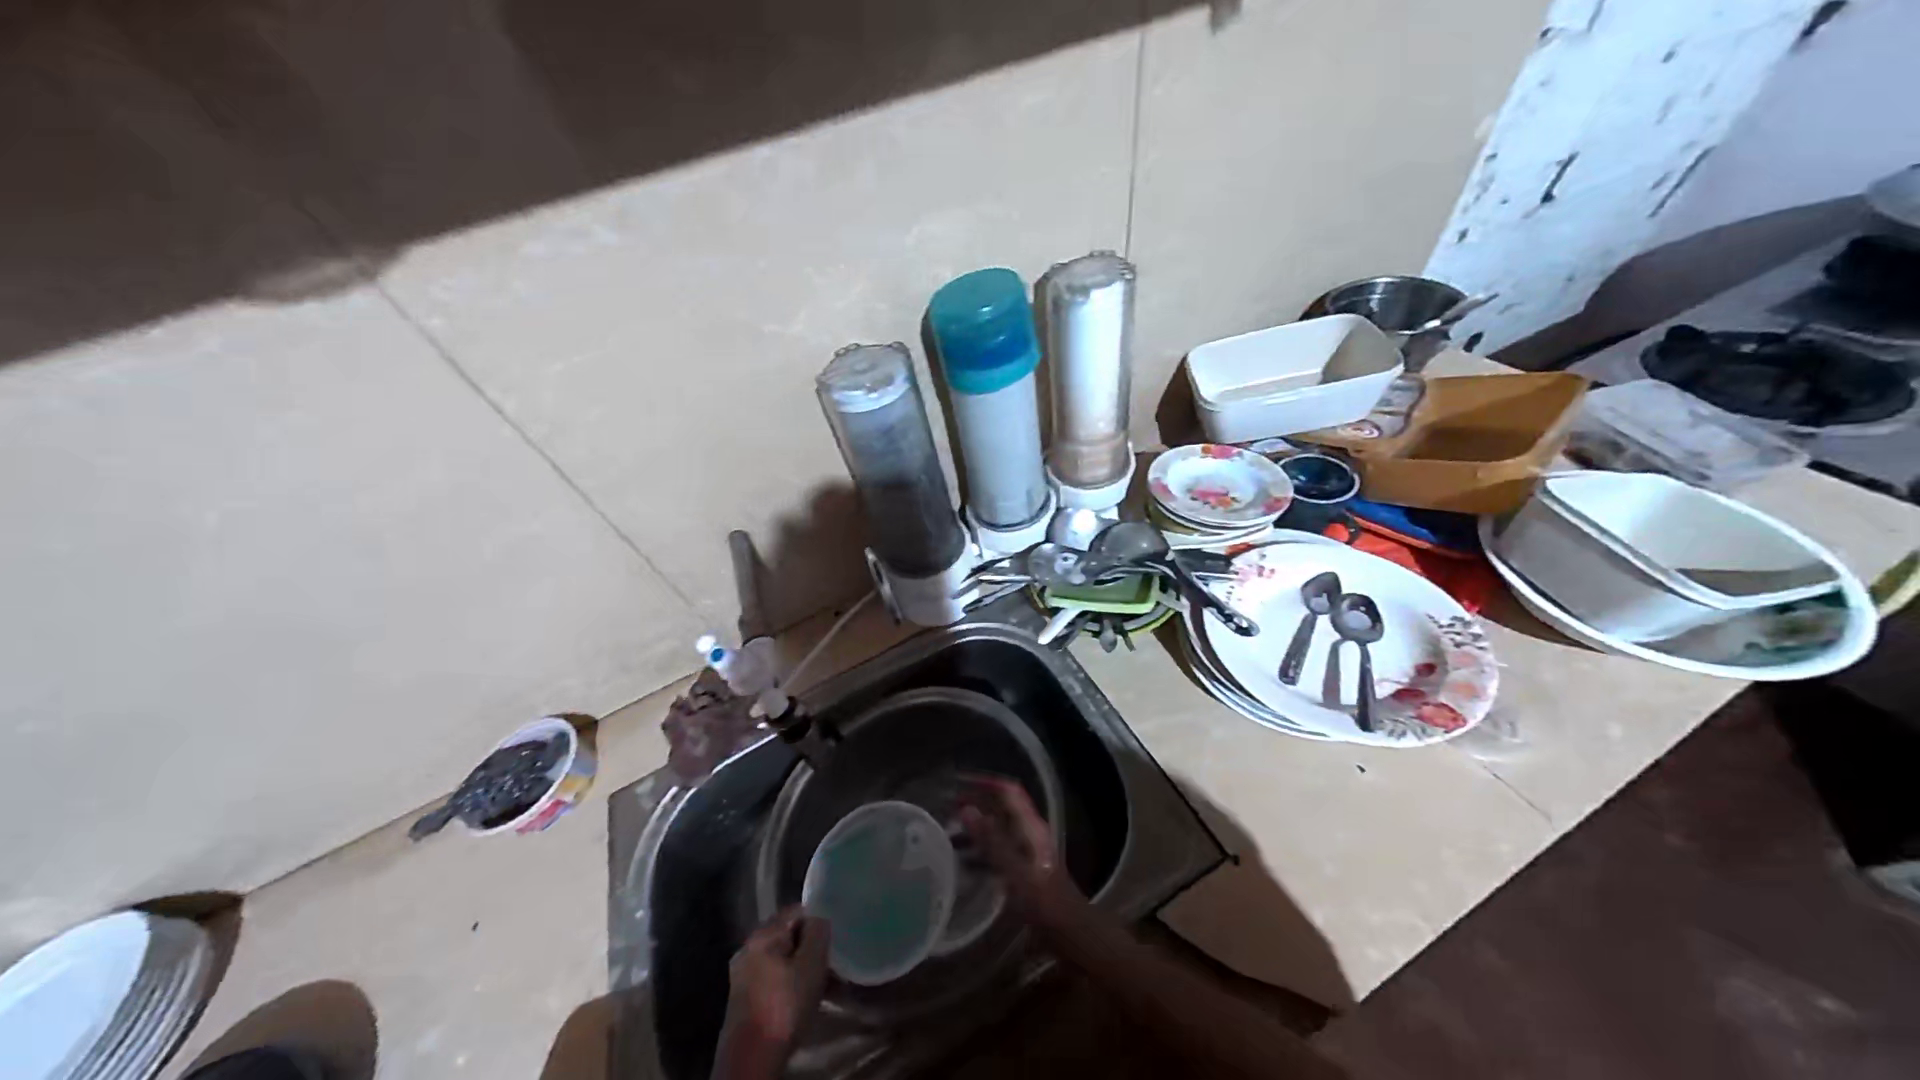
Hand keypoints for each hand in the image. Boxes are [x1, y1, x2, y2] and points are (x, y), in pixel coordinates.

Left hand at [721, 907, 830, 1054]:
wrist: (751, 1059)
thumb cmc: (784, 1006)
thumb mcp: (811, 965)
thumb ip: (818, 932)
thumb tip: (820, 916)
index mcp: (763, 933)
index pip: (797, 910)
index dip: (818, 922)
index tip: (833, 941)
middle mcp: (748, 946)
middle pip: (788, 934)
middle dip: (811, 946)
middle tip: (830, 964)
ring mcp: (743, 971)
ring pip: (782, 957)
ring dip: (803, 966)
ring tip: (822, 983)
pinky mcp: (744, 995)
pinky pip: (774, 975)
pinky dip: (790, 981)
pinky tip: (803, 997)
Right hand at [957, 774, 1083, 927]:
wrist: (1068, 931)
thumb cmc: (1044, 901)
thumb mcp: (1015, 871)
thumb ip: (992, 840)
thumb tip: (967, 809)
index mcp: (1031, 826)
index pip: (1008, 791)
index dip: (985, 782)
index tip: (959, 783)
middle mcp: (1029, 832)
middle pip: (1001, 807)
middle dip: (976, 803)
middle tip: (948, 808)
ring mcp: (1027, 851)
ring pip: (998, 828)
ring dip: (976, 827)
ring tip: (949, 832)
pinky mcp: (1023, 868)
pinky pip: (997, 849)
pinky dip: (980, 848)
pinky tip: (963, 861)